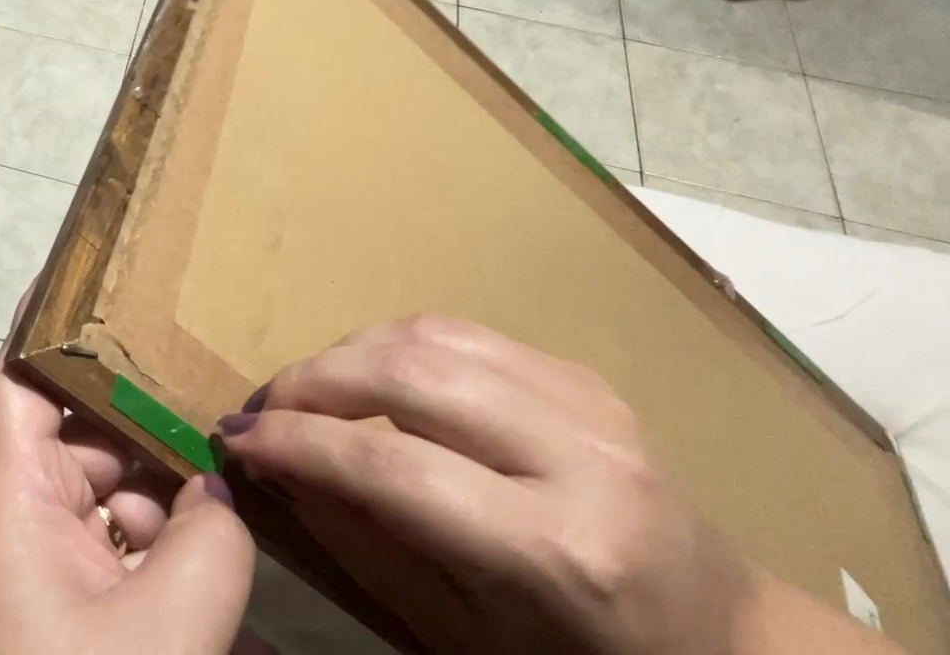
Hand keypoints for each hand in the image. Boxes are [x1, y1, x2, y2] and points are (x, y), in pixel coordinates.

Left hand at [0, 309, 258, 654]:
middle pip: (81, 428)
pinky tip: (217, 549)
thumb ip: (210, 548)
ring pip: (109, 488)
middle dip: (146, 412)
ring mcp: (44, 558)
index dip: (49, 323)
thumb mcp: (161, 632)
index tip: (99, 275)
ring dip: (166, 487)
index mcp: (10, 494)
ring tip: (232, 474)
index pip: (18, 378)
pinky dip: (163, 541)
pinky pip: (117, 542)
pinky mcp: (65, 599)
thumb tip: (213, 493)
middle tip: (215, 384)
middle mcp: (20, 511)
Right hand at [219, 314, 904, 654]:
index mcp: (557, 550)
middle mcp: (578, 457)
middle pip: (407, 375)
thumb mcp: (456, 632)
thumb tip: (275, 467)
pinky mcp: (580, 373)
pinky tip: (366, 380)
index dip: (296, 442)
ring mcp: (588, 400)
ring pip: (425, 334)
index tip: (235, 439)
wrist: (720, 633)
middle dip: (310, 381)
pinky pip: (456, 330)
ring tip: (306, 394)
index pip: (391, 465)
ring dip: (343, 355)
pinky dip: (388, 346)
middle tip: (262, 410)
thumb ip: (358, 542)